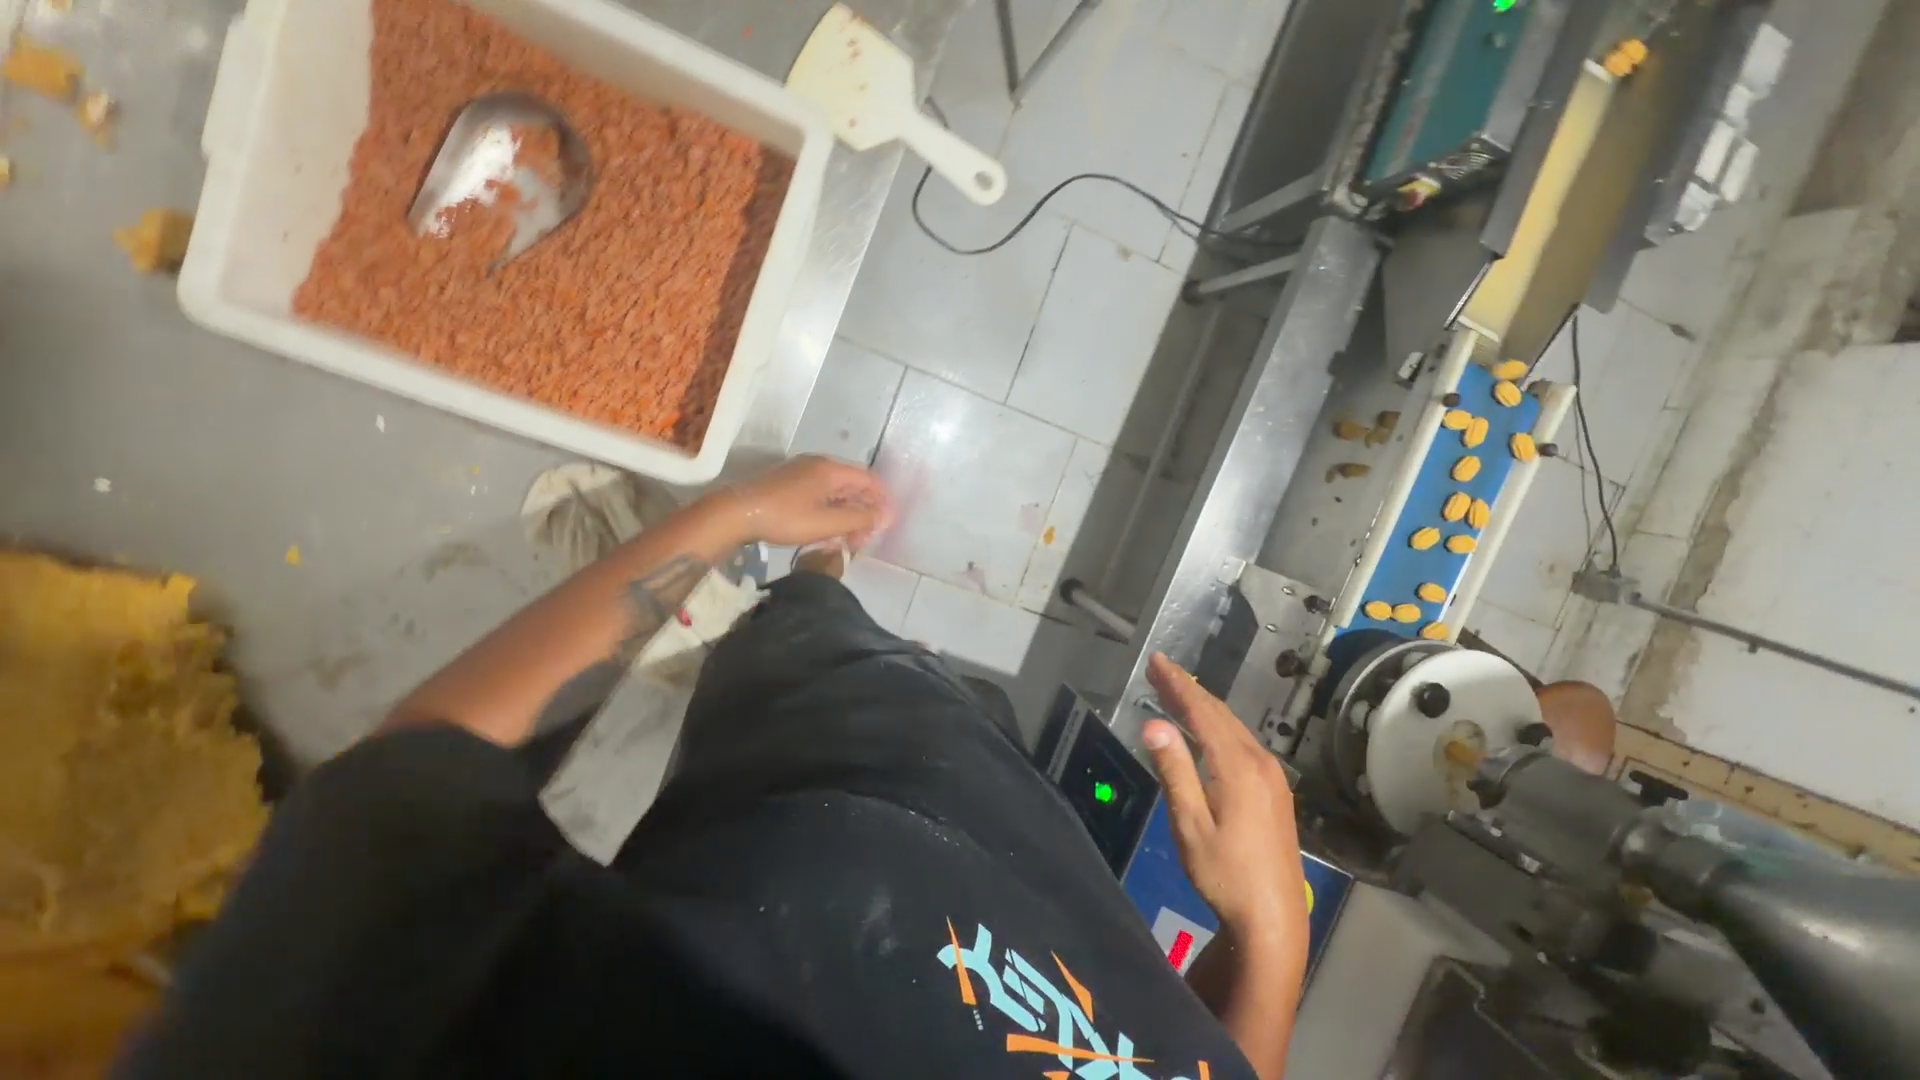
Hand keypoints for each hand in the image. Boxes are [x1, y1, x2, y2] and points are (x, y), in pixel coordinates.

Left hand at [718, 456, 893, 548]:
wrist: (736, 513)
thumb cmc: (785, 517)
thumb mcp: (827, 523)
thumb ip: (859, 518)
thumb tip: (883, 516)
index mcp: (831, 469)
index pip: (870, 480)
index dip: (883, 501)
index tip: (887, 524)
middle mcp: (819, 464)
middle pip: (853, 484)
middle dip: (864, 510)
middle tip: (865, 537)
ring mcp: (801, 471)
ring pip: (836, 490)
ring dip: (847, 513)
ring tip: (848, 538)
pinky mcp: (788, 482)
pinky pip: (820, 493)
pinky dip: (831, 510)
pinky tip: (827, 529)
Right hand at [1143, 653, 1309, 946]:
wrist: (1272, 917)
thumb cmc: (1224, 874)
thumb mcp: (1190, 826)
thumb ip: (1174, 772)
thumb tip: (1152, 724)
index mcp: (1239, 766)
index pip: (1202, 712)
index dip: (1177, 685)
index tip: (1156, 661)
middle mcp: (1260, 762)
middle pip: (1219, 714)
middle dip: (1187, 689)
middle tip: (1159, 669)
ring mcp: (1272, 776)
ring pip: (1233, 727)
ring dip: (1202, 706)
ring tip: (1174, 691)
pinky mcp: (1275, 790)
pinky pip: (1242, 742)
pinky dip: (1217, 726)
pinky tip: (1205, 730)